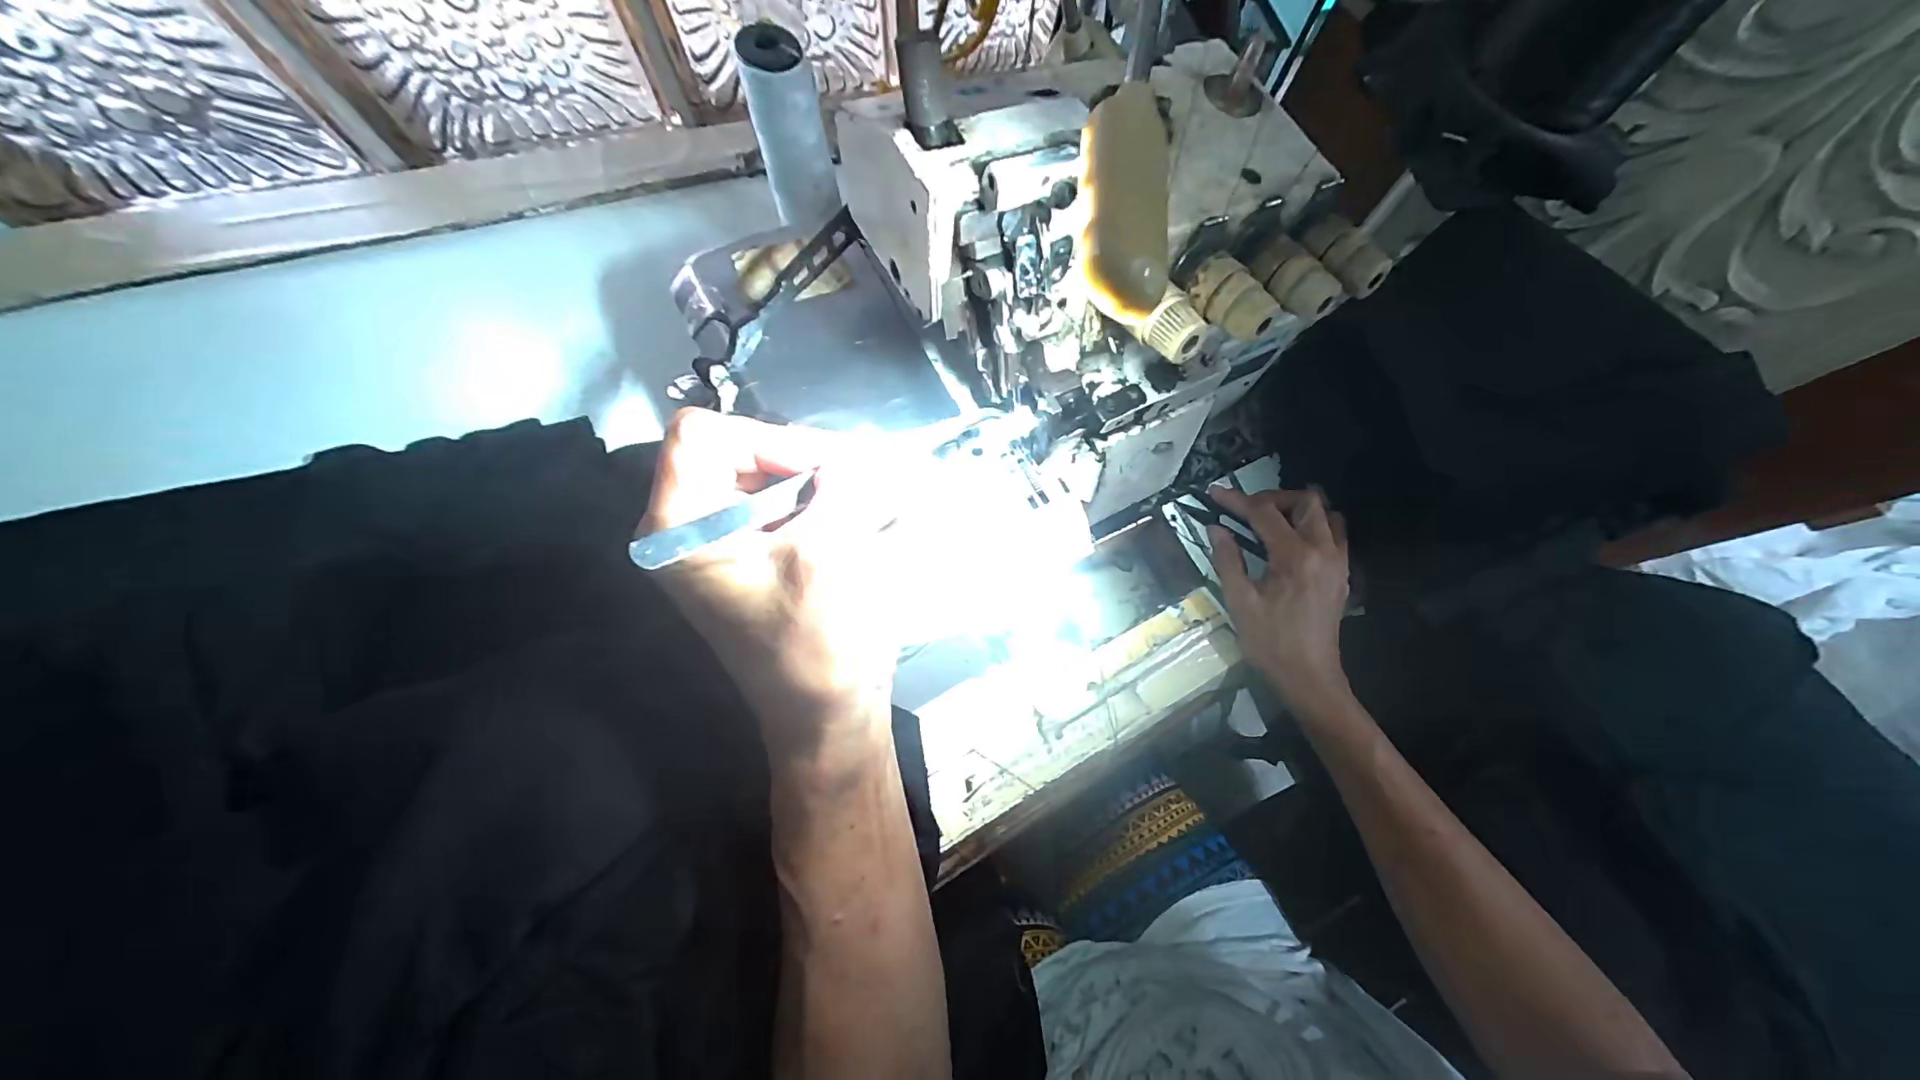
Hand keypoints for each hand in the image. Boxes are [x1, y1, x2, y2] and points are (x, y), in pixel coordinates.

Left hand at [640, 409, 898, 762]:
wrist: (824, 716)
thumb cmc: (817, 642)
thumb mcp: (827, 551)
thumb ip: (839, 485)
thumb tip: (849, 452)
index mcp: (678, 527)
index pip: (702, 433)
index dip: (767, 439)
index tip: (821, 474)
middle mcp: (682, 529)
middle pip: (732, 451)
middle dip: (797, 459)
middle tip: (853, 481)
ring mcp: (712, 544)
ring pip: (758, 475)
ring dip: (812, 481)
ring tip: (859, 501)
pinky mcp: (742, 557)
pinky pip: (772, 505)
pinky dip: (811, 503)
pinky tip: (848, 520)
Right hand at [1205, 486, 1351, 711]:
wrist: (1308, 676)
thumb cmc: (1269, 643)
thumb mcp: (1239, 601)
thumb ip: (1227, 559)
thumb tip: (1216, 529)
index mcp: (1294, 557)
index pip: (1264, 514)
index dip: (1237, 500)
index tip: (1215, 493)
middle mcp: (1323, 552)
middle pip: (1306, 502)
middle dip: (1272, 497)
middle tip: (1246, 508)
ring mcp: (1338, 562)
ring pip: (1326, 514)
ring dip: (1297, 509)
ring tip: (1269, 520)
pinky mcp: (1341, 574)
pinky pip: (1334, 534)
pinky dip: (1313, 526)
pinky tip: (1290, 539)